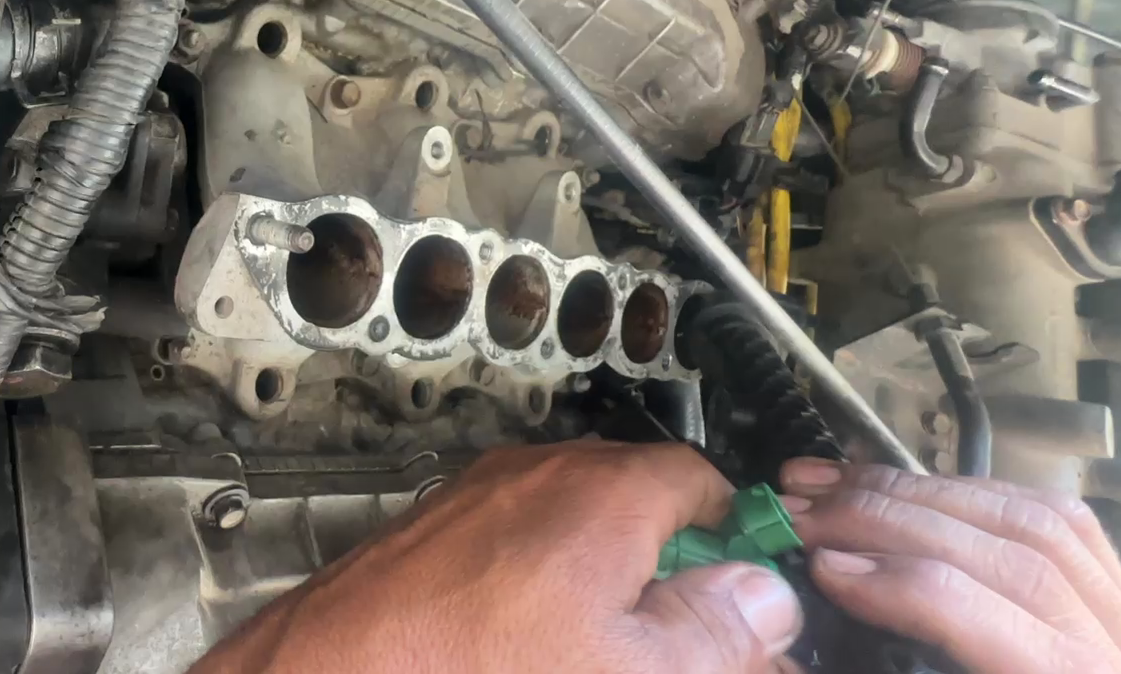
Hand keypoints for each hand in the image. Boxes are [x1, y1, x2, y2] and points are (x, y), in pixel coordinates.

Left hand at [193, 441, 803, 673]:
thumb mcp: (635, 668)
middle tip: (686, 633)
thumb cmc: (493, 662)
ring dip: (610, 563)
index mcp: (602, 488)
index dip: (733, 531)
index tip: (748, 592)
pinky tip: (538, 621)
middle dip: (674, 557)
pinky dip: (549, 563)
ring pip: (577, 511)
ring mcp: (487, 485)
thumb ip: (714, 627)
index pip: (697, 477)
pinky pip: (523, 524)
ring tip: (610, 633)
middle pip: (638, 493)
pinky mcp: (448, 512)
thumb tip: (764, 593)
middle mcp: (541, 467)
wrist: (355, 657)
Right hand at [780, 459, 1120, 673]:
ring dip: (909, 491)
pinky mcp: (1120, 610)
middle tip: (797, 509)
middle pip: (1015, 559)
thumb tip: (796, 611)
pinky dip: (958, 489)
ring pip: (1033, 525)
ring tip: (826, 486)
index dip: (903, 583)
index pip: (1008, 628)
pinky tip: (896, 487)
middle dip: (885, 517)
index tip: (819, 568)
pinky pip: (1052, 520)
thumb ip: (872, 673)